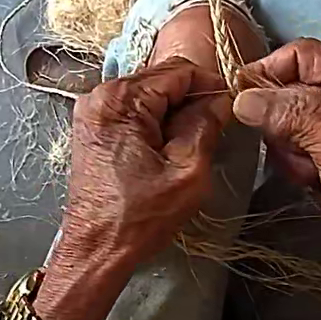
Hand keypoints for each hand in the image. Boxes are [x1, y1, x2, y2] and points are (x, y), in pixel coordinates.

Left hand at [36, 57, 231, 319]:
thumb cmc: (138, 217)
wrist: (95, 250)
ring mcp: (91, 112)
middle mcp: (99, 96)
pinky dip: (152, 124)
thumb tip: (220, 99)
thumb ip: (205, 126)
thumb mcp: (186, 171)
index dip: (210, 85)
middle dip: (189, 102)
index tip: (228, 108)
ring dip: (172, 115)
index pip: (179, 70)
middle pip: (161, 80)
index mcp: (121, 99)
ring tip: (185, 149)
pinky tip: (162, 152)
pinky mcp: (91, 129)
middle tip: (210, 134)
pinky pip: (132, 112)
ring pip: (148, 96)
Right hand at [231, 39, 320, 233]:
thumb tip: (243, 99)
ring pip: (278, 112)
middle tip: (301, 149)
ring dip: (286, 143)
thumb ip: (293, 117)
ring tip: (312, 163)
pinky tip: (311, 168)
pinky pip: (282, 132)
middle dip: (283, 122)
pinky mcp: (317, 126)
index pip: (299, 54)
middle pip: (284, 84)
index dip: (266, 74)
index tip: (241, 99)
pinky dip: (289, 154)